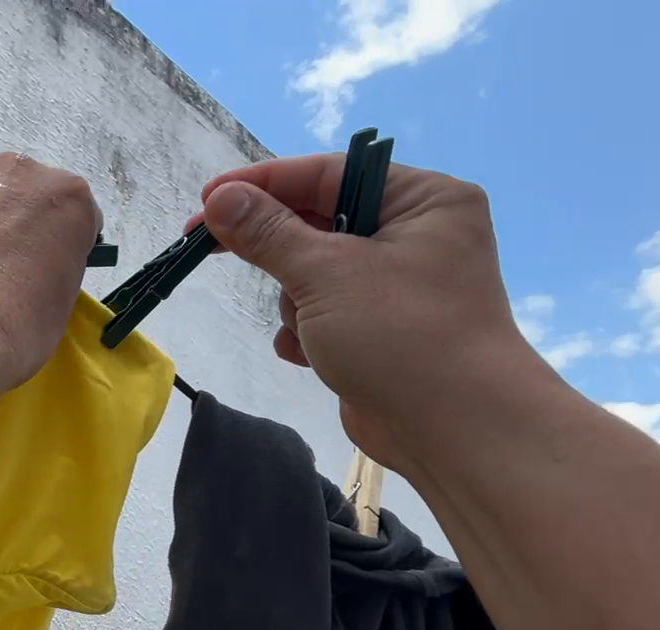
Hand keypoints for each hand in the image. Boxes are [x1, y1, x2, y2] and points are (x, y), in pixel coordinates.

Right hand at [192, 156, 554, 474]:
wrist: (452, 424)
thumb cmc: (399, 333)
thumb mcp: (326, 273)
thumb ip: (268, 234)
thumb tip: (220, 200)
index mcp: (422, 201)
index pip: (329, 175)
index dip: (263, 184)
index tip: (207, 200)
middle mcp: (413, 236)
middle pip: (317, 226)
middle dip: (278, 254)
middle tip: (209, 248)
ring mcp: (394, 287)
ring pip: (311, 276)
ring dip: (295, 304)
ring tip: (308, 329)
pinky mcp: (376, 330)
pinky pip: (319, 315)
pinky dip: (305, 333)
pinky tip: (309, 353)